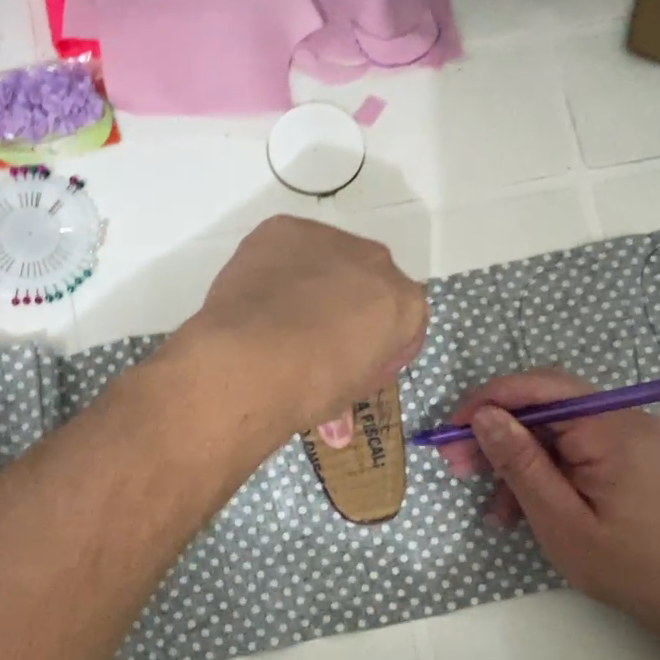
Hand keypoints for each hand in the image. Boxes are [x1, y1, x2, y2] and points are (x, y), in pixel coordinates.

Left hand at [170, 216, 427, 437]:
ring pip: (327, 260)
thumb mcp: (345, 399)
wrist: (252, 359)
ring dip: (312, 284)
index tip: (354, 366)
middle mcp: (378, 262)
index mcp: (406, 306)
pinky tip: (259, 298)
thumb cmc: (311, 388)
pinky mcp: (285, 228)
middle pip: (367, 284)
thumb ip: (348, 399)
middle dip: (347, 309)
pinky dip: (276, 269)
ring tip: (279, 322)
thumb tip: (337, 431)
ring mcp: (330, 239)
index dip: (379, 347)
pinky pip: (287, 249)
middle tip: (315, 342)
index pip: (403, 323)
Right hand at [439, 371, 659, 625]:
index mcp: (612, 428)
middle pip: (545, 406)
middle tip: (455, 465)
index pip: (541, 389)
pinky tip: (517, 509)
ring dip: (515, 460)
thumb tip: (483, 415)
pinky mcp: (624, 456)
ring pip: (552, 432)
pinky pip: (570, 451)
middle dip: (496, 432)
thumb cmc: (623, 564)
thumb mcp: (559, 518)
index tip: (449, 432)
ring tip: (490, 505)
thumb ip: (520, 463)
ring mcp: (626, 437)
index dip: (489, 401)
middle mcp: (623, 419)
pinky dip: (540, 473)